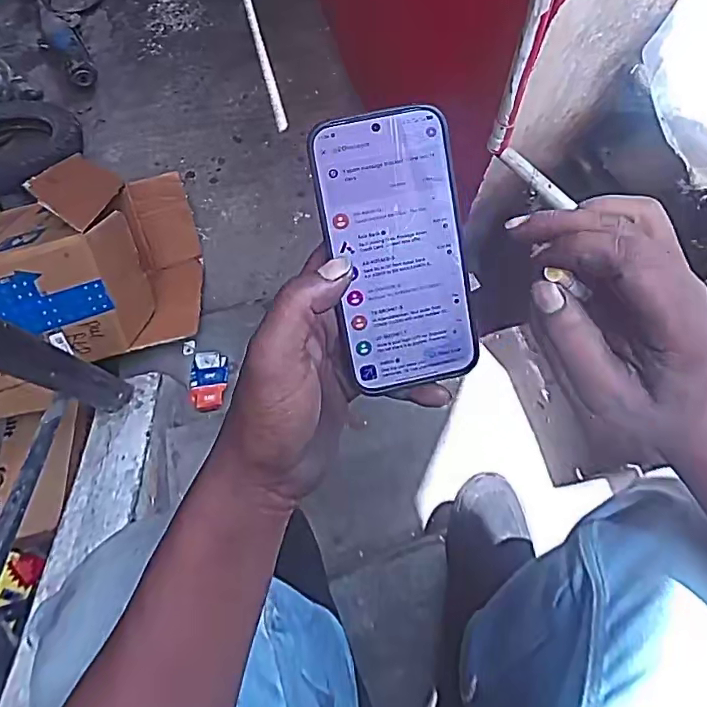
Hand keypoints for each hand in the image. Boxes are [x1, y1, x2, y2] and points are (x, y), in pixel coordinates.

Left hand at [213, 245, 448, 510]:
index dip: (356, 245)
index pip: (329, 266)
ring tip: (441, 326)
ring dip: (410, 329)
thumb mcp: (276, 355)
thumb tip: (337, 267)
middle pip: (365, 295)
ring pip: (381, 329)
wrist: (269, 476)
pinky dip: (410, 377)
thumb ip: (299, 306)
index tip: (388, 229)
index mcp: (299, 314)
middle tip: (432, 273)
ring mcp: (338, 357)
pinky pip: (387, 370)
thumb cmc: (265, 419)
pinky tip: (430, 385)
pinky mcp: (351, 383)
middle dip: (396, 284)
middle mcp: (319, 329)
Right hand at [505, 196, 706, 464]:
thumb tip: (545, 290)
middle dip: (569, 222)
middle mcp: (683, 285)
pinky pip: (630, 224)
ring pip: (634, 213)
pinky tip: (566, 240)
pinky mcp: (660, 265)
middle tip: (523, 233)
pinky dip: (593, 223)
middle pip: (632, 223)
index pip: (632, 253)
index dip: (578, 245)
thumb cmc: (656, 415)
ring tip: (542, 233)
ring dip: (583, 216)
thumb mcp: (606, 394)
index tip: (538, 260)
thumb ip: (574, 342)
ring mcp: (676, 270)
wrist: (688, 419)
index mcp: (678, 317)